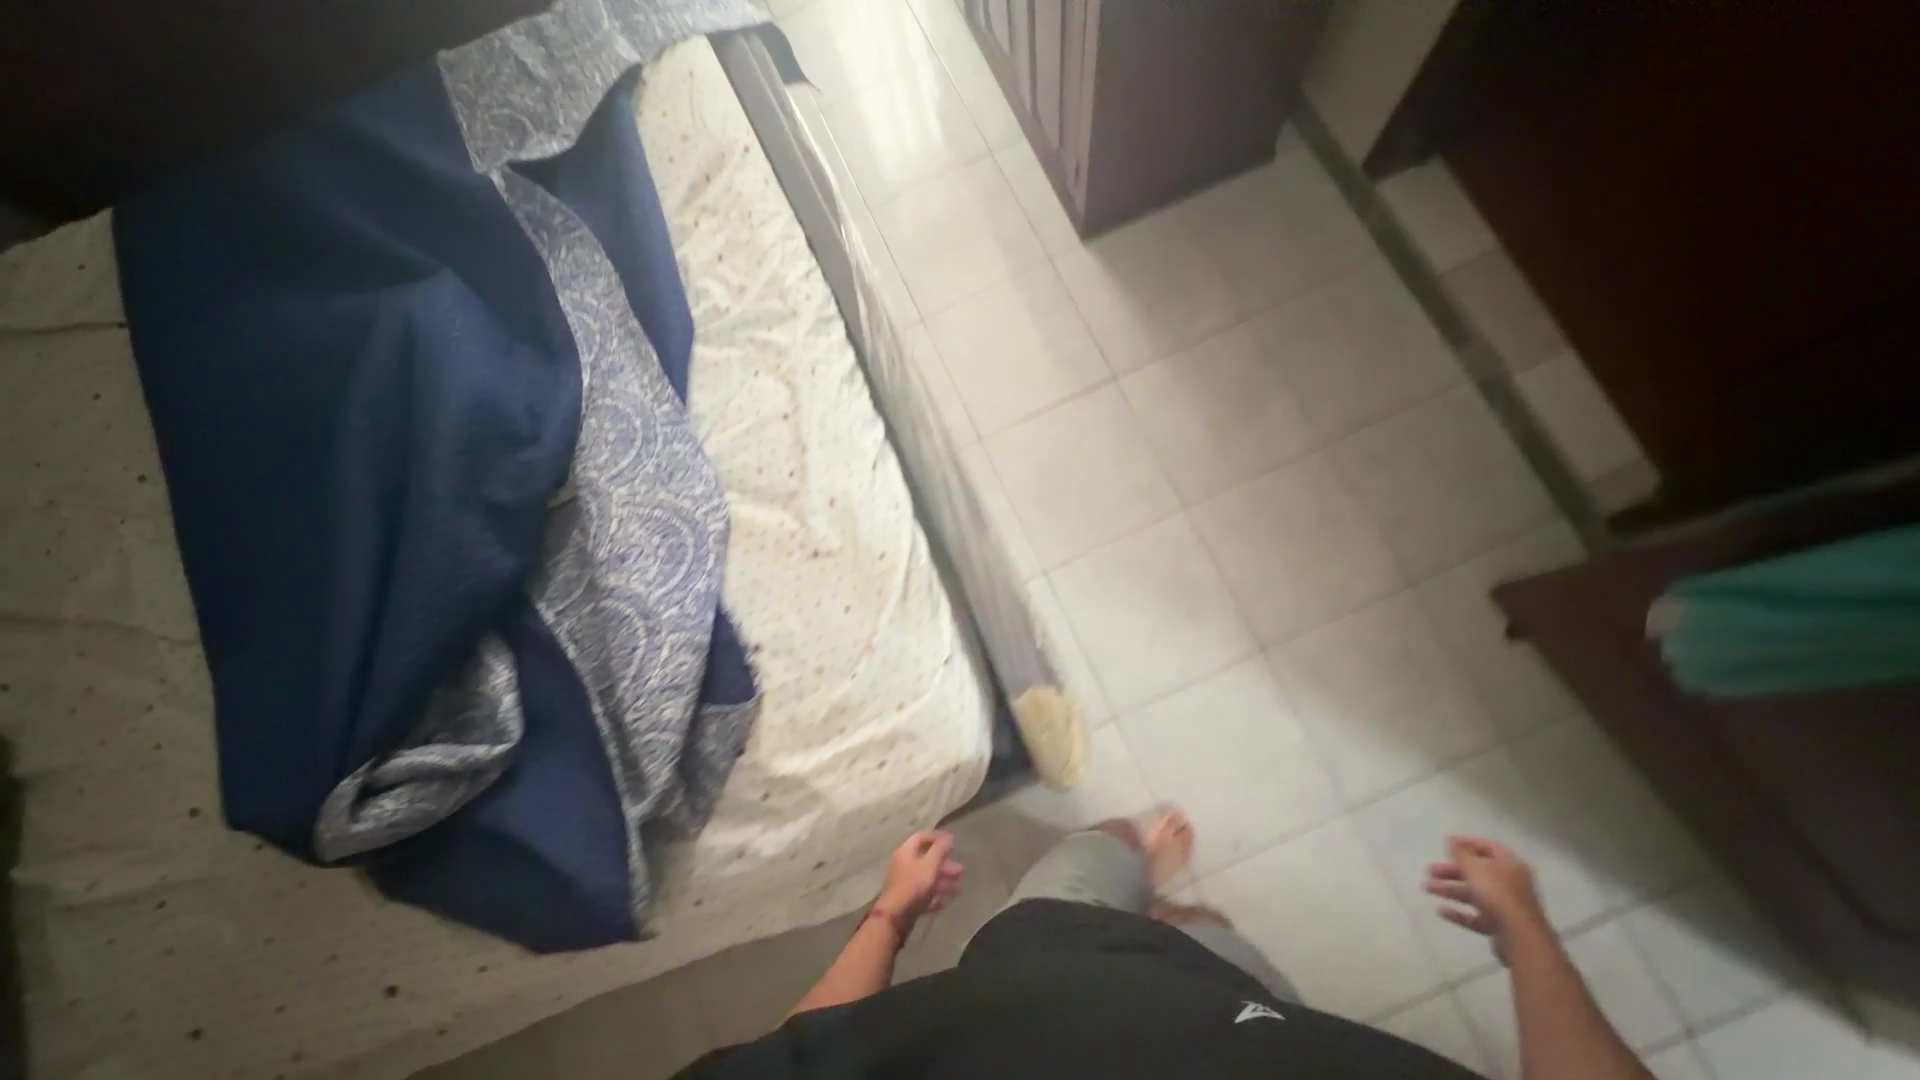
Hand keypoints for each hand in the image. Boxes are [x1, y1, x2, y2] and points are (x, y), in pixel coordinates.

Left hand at [874, 830, 963, 930]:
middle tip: (961, 870)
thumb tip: (949, 836)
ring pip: (927, 878)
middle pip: (926, 860)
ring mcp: (905, 883)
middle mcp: (904, 864)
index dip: (937, 836)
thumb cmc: (913, 886)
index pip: (922, 837)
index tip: (953, 841)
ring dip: (943, 882)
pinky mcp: (907, 899)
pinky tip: (945, 902)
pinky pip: (923, 894)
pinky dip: (934, 896)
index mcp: (906, 852)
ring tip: (959, 889)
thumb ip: (940, 850)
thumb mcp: (929, 865)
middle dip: (945, 864)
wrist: (895, 917)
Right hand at [1425, 835, 1550, 960]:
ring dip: (1450, 890)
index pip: (1488, 847)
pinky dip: (1459, 912)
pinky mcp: (1500, 926)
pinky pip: (1476, 915)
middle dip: (1451, 870)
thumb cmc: (1497, 893)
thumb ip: (1460, 853)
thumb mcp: (1474, 867)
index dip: (1467, 843)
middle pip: (1478, 872)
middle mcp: (1510, 883)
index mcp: (1510, 864)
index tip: (1445, 843)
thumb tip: (1451, 841)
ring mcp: (1507, 906)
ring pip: (1474, 894)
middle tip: (1430, 870)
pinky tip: (1441, 911)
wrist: (1519, 936)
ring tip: (1427, 888)